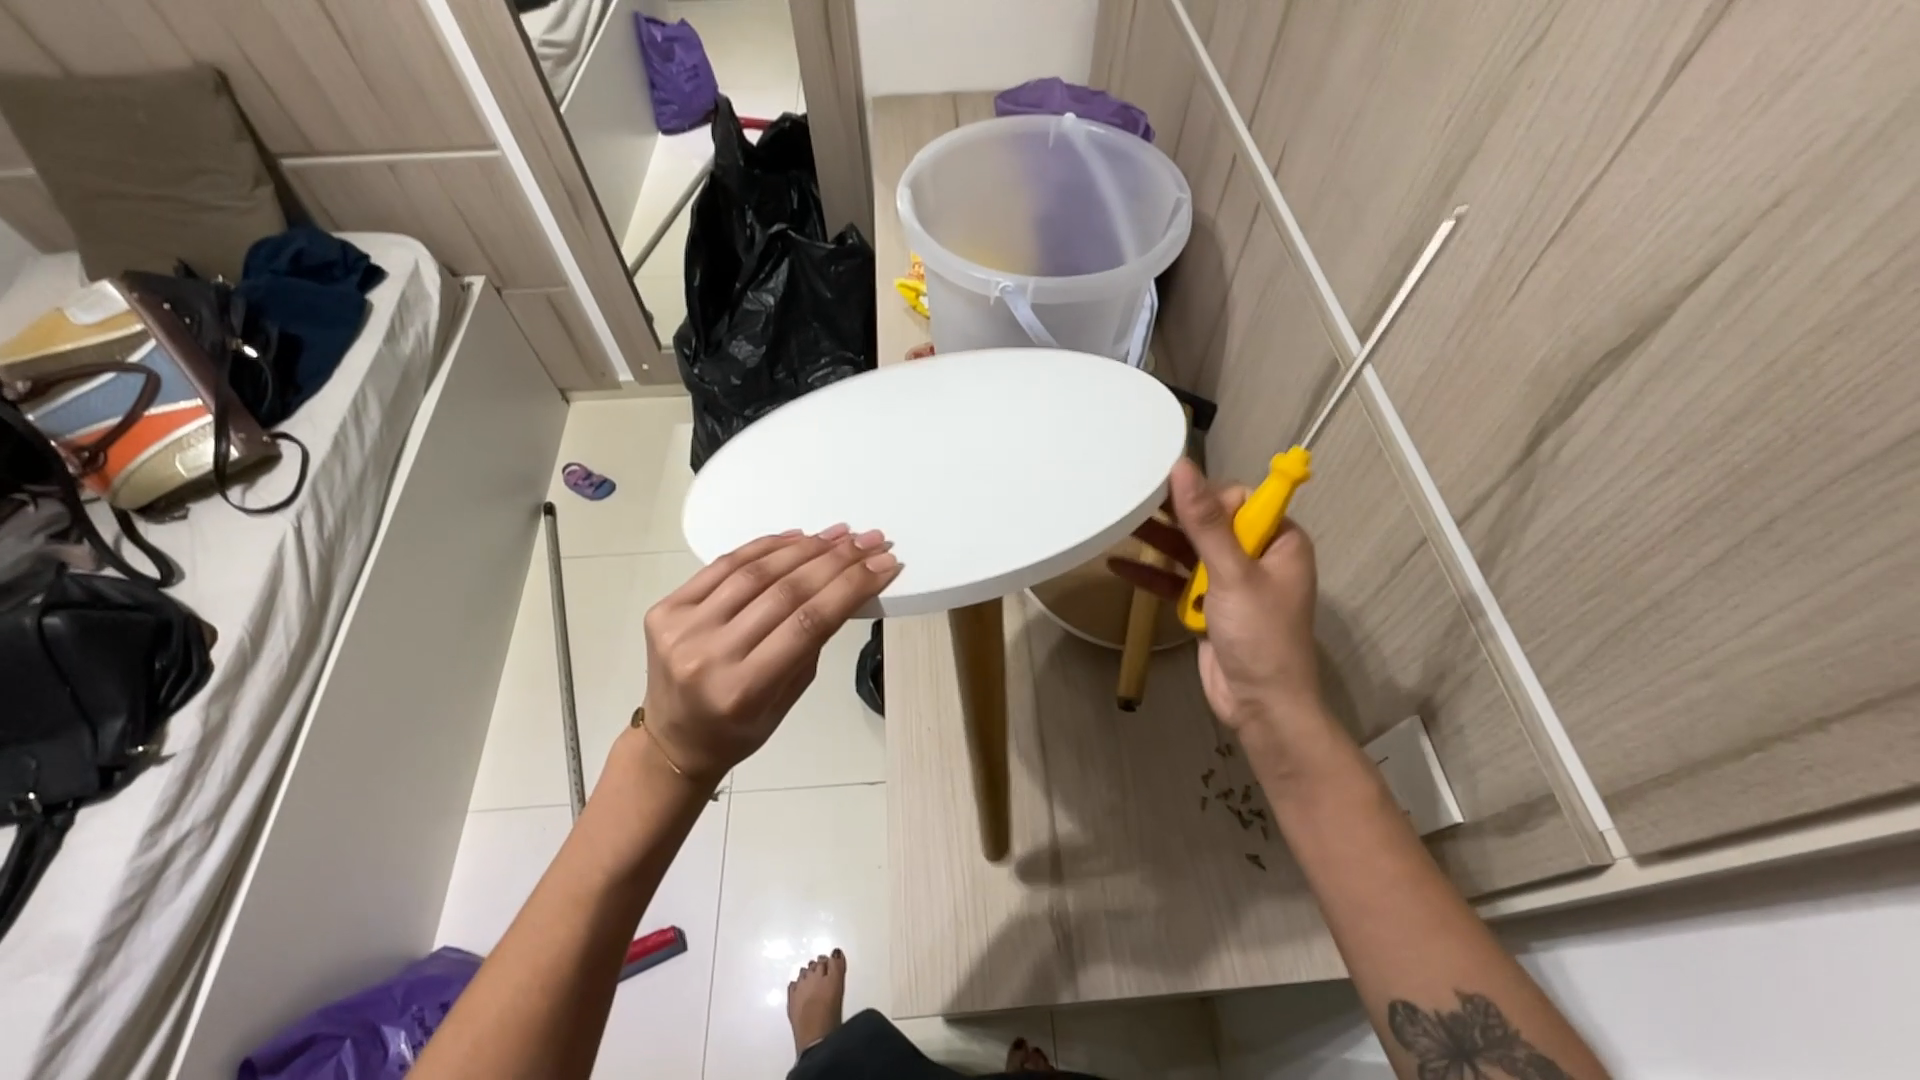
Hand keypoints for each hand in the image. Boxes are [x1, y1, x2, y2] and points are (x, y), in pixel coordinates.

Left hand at [638, 525, 900, 782]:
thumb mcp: (788, 699)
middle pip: (786, 592)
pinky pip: (723, 565)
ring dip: (805, 548)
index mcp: (743, 690)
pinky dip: (764, 547)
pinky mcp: (666, 609)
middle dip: (836, 561)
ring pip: (755, 572)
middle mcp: (709, 655)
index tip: (885, 564)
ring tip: (840, 535)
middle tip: (870, 542)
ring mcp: (683, 629)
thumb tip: (843, 585)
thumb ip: (811, 644)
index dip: (851, 587)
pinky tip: (796, 537)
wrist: (673, 740)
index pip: (808, 623)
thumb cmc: (739, 730)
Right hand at [1110, 459, 1327, 754]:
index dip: (1206, 496)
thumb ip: (1206, 522)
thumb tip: (1184, 467)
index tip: (1171, 494)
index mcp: (1280, 541)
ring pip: (1190, 551)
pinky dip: (1153, 575)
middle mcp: (1257, 557)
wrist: (1261, 706)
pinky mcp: (1209, 607)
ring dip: (1159, 542)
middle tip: (1134, 497)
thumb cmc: (1260, 636)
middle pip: (1210, 523)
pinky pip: (1177, 581)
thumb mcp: (1232, 574)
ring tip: (1119, 522)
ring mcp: (1232, 583)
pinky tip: (1118, 564)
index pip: (1239, 500)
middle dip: (1175, 515)